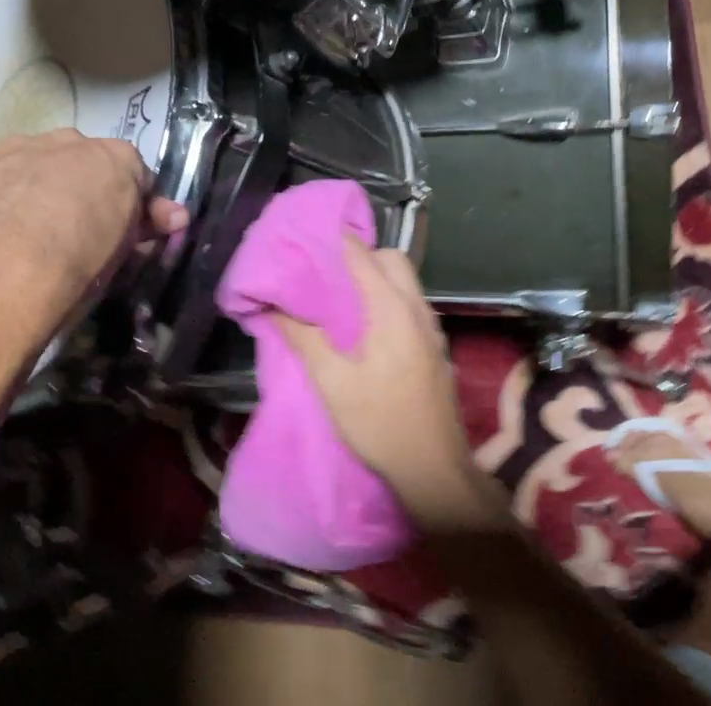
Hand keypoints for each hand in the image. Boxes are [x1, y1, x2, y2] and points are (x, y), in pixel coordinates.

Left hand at [0, 130, 186, 355]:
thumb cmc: (75, 267)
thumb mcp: (123, 254)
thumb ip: (143, 227)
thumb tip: (172, 217)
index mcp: (117, 160)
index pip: (135, 177)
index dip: (133, 207)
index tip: (130, 236)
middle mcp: (69, 140)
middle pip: (80, 163)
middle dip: (79, 191)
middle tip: (70, 236)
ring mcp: (14, 145)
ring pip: (28, 163)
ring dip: (29, 188)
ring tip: (14, 235)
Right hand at [273, 238, 492, 523]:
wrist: (434, 468)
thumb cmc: (380, 423)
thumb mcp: (332, 383)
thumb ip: (304, 339)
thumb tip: (274, 308)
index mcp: (392, 309)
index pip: (362, 254)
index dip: (333, 242)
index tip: (305, 241)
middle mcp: (417, 309)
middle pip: (391, 259)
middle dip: (360, 257)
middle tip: (324, 275)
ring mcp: (432, 328)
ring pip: (405, 282)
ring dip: (376, 279)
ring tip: (339, 298)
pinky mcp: (436, 347)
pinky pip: (411, 305)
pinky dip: (389, 300)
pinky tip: (365, 327)